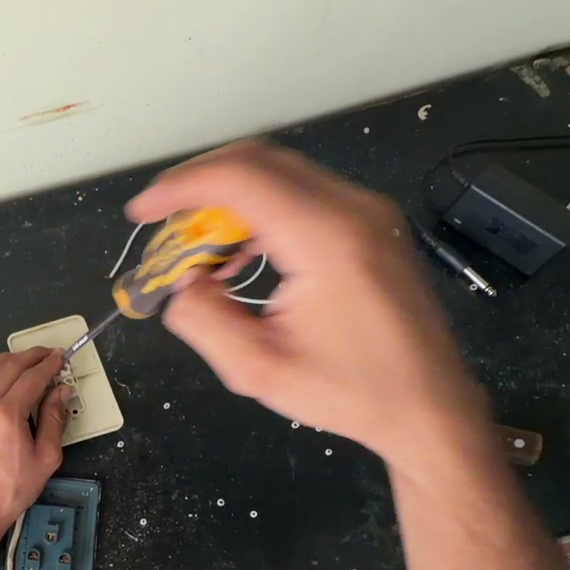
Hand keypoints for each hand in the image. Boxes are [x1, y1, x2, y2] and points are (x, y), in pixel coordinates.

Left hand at [0, 348, 68, 539]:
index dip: (49, 364)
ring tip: (18, 360)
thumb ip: (53, 421)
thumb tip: (60, 392)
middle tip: (46, 355)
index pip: (32, 377)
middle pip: (7, 367)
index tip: (61, 357)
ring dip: (2, 360)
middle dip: (30, 356)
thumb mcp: (45, 459)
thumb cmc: (10, 492)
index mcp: (7, 415)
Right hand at [128, 142, 490, 465]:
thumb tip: (182, 282)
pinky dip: (257, 212)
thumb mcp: (256, 369)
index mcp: (326, 238)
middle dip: (197, 186)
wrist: (428, 406)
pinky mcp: (370, 226)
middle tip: (161, 225)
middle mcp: (352, 208)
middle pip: (259, 162)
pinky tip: (237, 256)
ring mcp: (366, 213)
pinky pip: (301, 196)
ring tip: (195, 249)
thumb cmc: (348, 392)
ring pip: (279, 174)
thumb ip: (202, 318)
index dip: (180, 187)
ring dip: (226, 200)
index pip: (240, 178)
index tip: (141, 212)